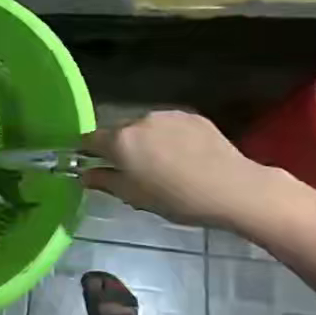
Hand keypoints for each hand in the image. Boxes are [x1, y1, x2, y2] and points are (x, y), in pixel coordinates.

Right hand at [81, 110, 284, 228]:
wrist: (230, 188)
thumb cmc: (176, 199)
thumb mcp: (135, 197)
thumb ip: (105, 182)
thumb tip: (85, 175)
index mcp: (121, 141)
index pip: (90, 139)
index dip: (87, 151)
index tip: (89, 162)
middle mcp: (140, 120)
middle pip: (119, 132)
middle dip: (121, 148)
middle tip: (133, 172)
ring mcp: (168, 115)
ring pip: (146, 127)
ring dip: (147, 141)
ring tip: (163, 165)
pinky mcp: (192, 116)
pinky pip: (170, 126)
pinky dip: (169, 138)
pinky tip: (184, 158)